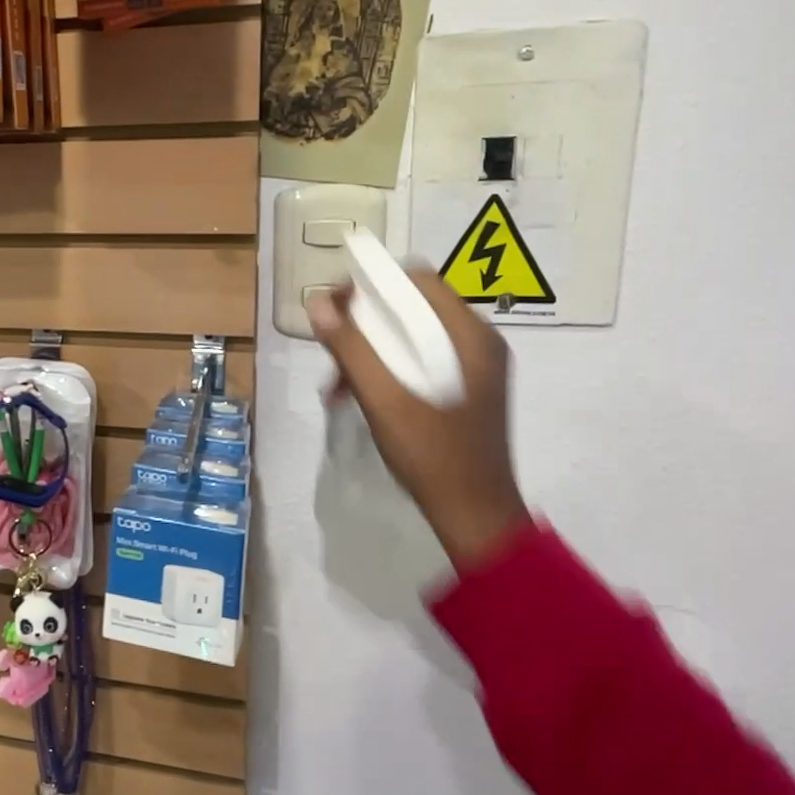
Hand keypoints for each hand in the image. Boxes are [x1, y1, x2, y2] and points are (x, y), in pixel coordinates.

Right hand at [307, 270, 528, 568]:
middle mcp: (477, 342)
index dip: (372, 284)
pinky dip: (386, 368)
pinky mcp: (464, 388)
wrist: (474, 514)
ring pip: (411, 334)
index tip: (335, 308)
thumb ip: (351, 348)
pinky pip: (418, 359)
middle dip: (364, 323)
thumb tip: (317, 302)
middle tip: (331, 350)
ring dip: (369, 349)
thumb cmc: (432, 454)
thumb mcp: (383, 399)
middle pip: (411, 306)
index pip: (417, 280)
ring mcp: (473, 366)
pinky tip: (358, 396)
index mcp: (469, 336)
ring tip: (338, 384)